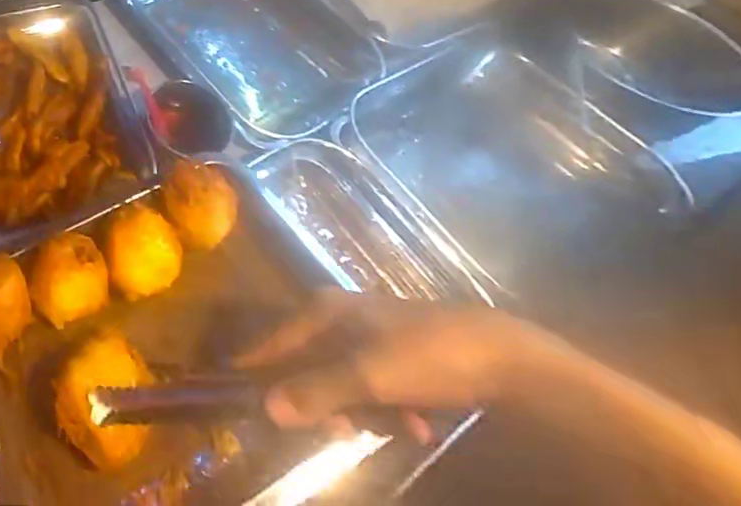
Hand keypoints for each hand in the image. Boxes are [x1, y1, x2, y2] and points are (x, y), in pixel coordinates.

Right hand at [232, 292, 548, 432]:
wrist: (504, 356)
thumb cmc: (425, 356)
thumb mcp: (368, 378)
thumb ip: (316, 392)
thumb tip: (265, 408)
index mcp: (323, 309)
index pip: (274, 340)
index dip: (256, 366)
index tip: (237, 393)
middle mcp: (338, 315)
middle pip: (309, 366)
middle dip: (329, 404)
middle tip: (345, 432)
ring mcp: (368, 331)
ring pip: (344, 381)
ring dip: (367, 411)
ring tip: (401, 428)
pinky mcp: (395, 351)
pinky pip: (373, 384)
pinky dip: (391, 407)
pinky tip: (419, 422)